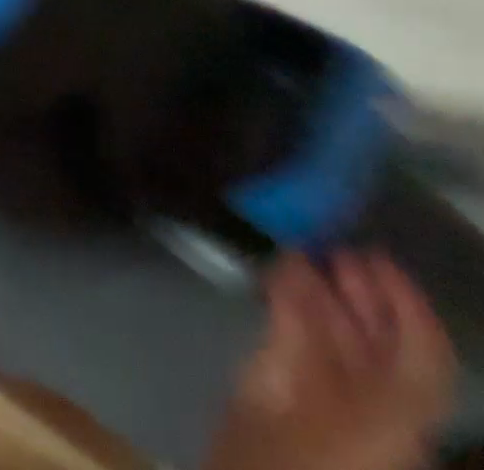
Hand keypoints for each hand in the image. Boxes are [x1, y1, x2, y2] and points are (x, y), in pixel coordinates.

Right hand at [204, 251, 454, 469]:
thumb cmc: (274, 447)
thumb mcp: (280, 383)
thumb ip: (293, 326)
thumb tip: (294, 265)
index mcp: (398, 411)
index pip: (423, 348)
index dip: (403, 300)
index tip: (371, 256)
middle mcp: (388, 410)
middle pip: (390, 347)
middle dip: (366, 297)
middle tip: (331, 250)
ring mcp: (353, 413)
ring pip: (357, 350)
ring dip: (333, 305)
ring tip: (301, 263)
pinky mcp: (319, 410)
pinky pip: (328, 359)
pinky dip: (310, 323)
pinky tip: (286, 298)